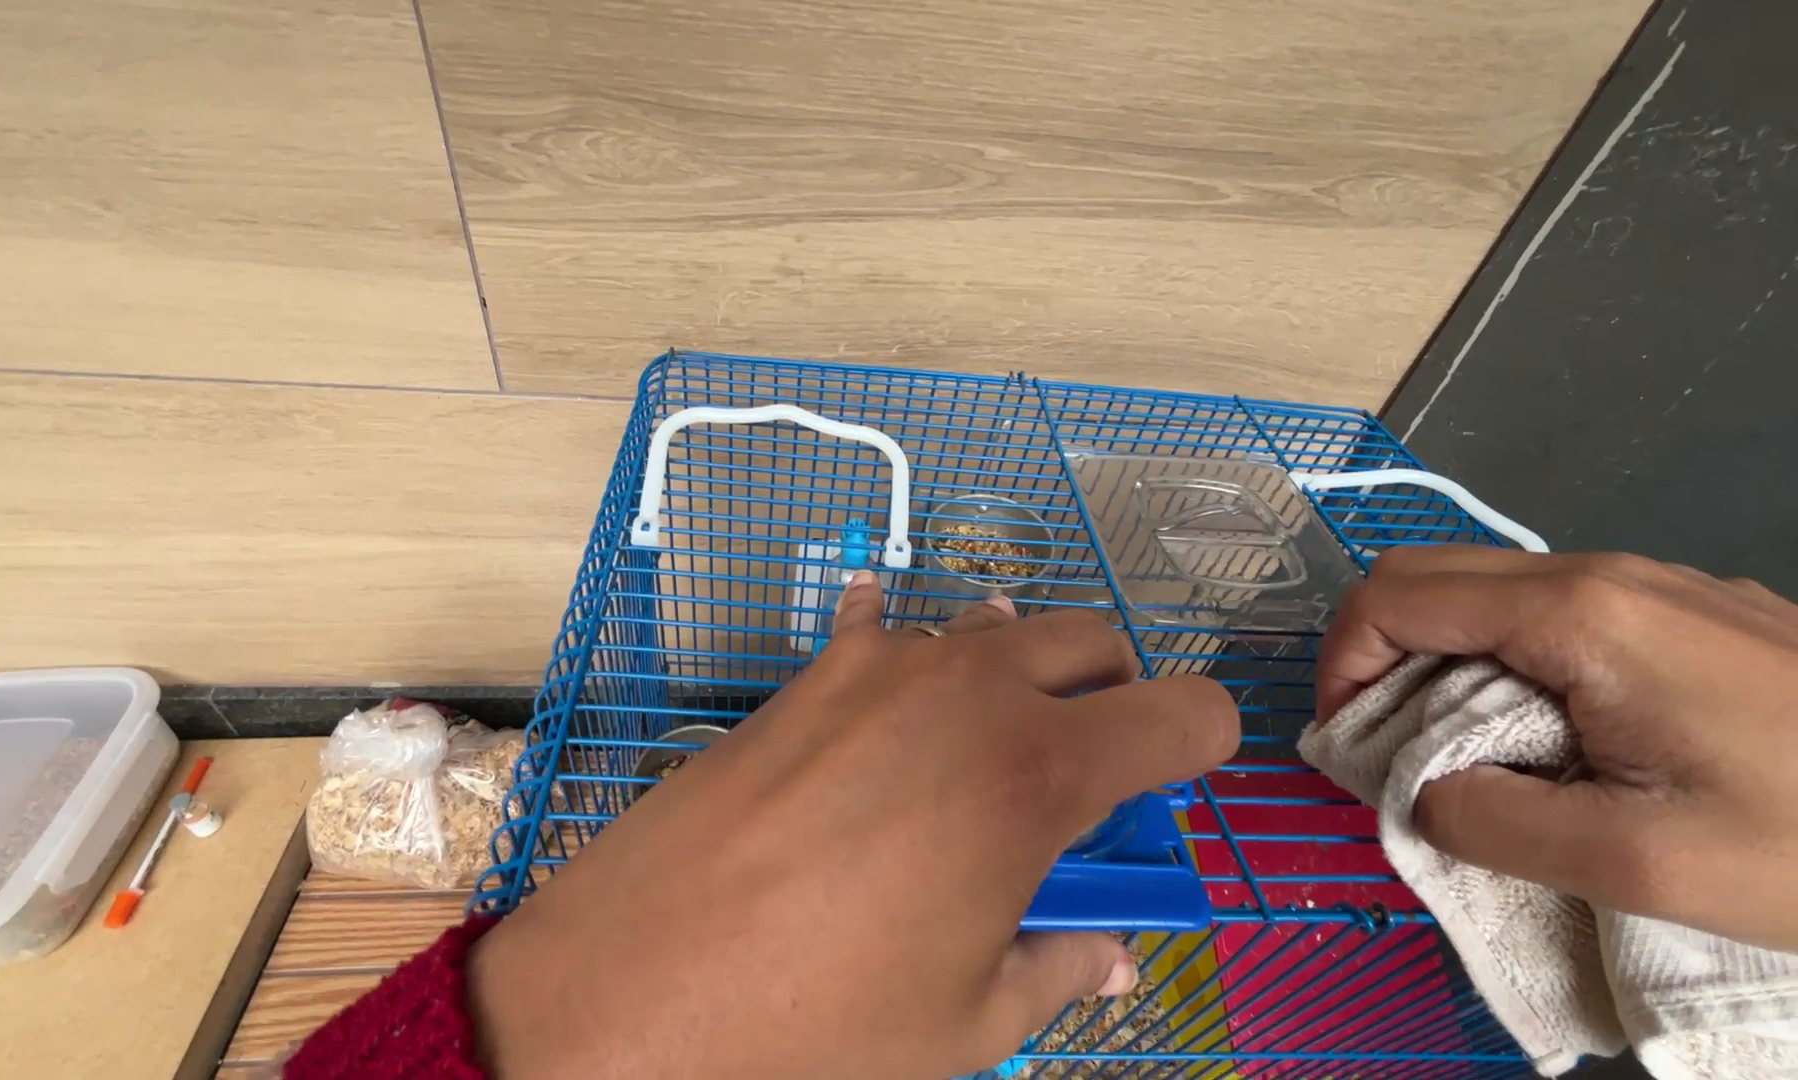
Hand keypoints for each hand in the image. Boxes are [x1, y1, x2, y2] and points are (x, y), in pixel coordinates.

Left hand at [468, 572, 1237, 1078]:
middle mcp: (971, 689)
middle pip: (1091, 641)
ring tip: (985, 739)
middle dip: (1111, 693)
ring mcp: (887, 663)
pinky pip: (882, 621)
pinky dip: (908, 646)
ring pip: (994, 626)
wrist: (642, 974)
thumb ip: (1060, 965)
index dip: (1201, 741)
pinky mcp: (817, 668)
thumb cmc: (821, 1015)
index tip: (1179, 777)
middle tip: (1081, 766)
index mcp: (1036, 771)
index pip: (1183, 712)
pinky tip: (890, 684)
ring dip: (1015, 672)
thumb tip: (1106, 950)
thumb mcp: (969, 1017)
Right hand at [1317, 546, 1797, 948]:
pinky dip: (1486, 654)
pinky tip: (1534, 721)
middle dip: (1370, 651)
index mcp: (1573, 613)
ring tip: (1451, 738)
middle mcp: (1596, 573)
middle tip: (1383, 736)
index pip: (1388, 601)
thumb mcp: (1646, 864)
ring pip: (1473, 587)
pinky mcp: (1677, 608)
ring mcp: (1644, 584)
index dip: (1341, 665)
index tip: (1348, 739)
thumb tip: (1413, 791)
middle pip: (1418, 576)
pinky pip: (1534, 608)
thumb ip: (1487, 822)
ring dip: (1427, 654)